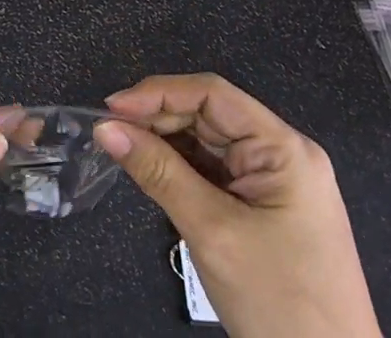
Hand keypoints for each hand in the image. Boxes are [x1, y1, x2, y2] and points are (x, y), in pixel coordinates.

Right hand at [94, 73, 379, 337]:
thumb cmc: (278, 297)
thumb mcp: (212, 231)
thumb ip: (158, 173)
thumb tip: (106, 128)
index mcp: (284, 149)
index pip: (213, 95)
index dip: (159, 93)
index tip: (111, 108)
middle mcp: (282, 155)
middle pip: (210, 116)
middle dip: (158, 119)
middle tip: (110, 135)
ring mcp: (275, 182)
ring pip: (208, 144)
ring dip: (166, 144)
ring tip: (124, 152)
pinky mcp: (265, 208)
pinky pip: (215, 172)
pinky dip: (181, 170)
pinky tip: (153, 174)